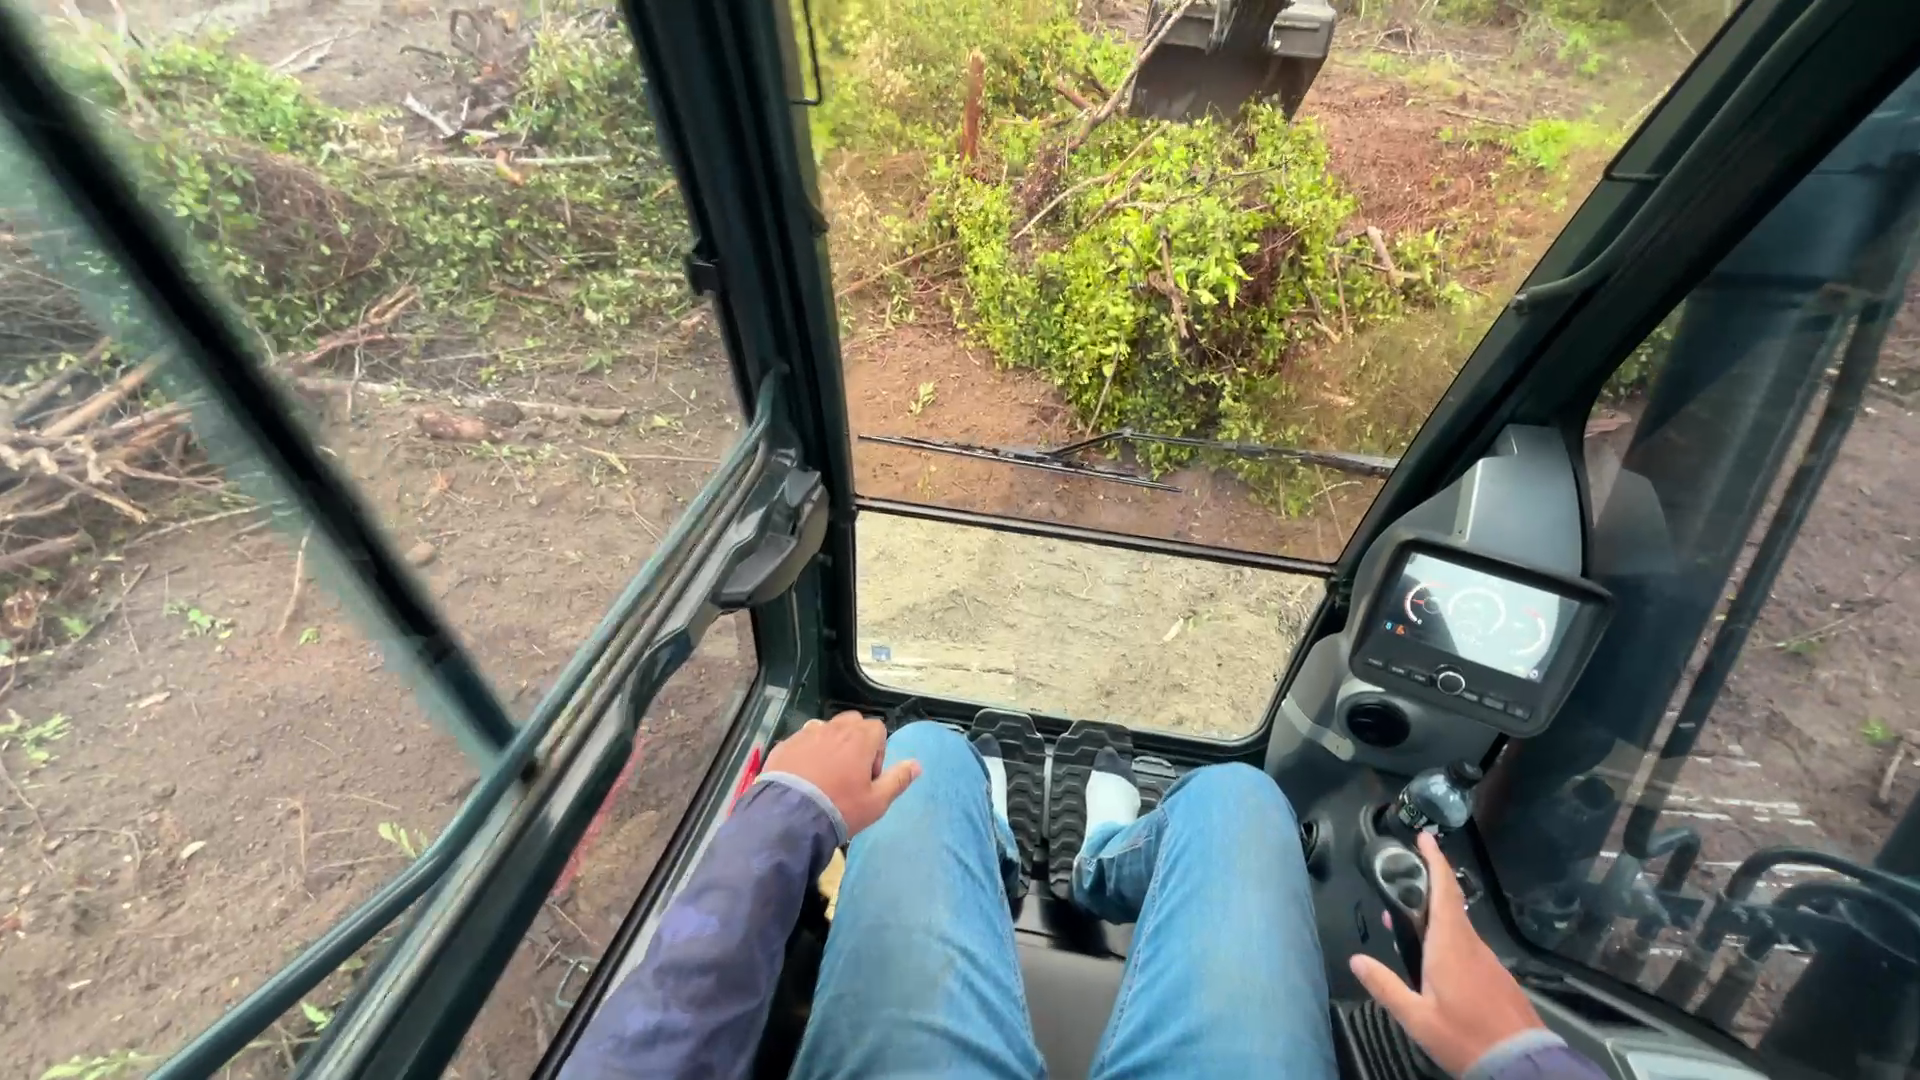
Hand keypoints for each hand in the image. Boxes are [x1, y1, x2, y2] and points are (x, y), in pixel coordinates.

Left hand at [763, 711, 919, 837]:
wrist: (790, 817)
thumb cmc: (840, 808)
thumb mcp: (877, 801)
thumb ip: (898, 779)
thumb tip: (916, 764)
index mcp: (860, 738)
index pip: (878, 729)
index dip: (877, 752)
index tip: (869, 776)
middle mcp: (834, 728)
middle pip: (852, 723)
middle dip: (855, 741)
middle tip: (850, 772)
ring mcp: (807, 734)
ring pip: (826, 729)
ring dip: (830, 744)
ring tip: (825, 774)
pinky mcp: (785, 745)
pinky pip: (801, 741)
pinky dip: (806, 753)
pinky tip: (802, 777)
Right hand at [1349, 832, 1547, 1076]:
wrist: (1528, 1070)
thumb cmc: (1467, 1037)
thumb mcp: (1417, 1018)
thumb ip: (1385, 986)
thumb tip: (1356, 960)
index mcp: (1450, 944)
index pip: (1444, 890)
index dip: (1434, 861)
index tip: (1425, 838)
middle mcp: (1472, 945)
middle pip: (1449, 905)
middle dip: (1424, 890)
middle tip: (1398, 889)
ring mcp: (1489, 962)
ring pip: (1458, 929)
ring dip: (1433, 921)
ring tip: (1408, 932)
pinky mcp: (1498, 980)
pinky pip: (1468, 948)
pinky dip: (1447, 942)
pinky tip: (1436, 965)